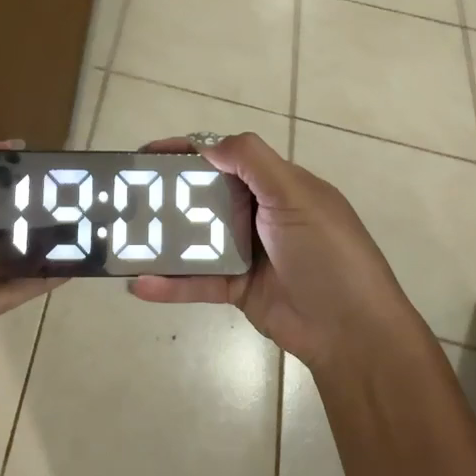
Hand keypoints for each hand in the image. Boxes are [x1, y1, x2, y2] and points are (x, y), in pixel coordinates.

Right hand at [128, 132, 419, 372]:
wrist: (353, 332)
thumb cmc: (328, 254)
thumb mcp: (296, 196)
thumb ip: (252, 161)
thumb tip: (206, 143)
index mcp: (279, 185)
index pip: (227, 157)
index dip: (188, 151)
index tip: (147, 153)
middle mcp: (260, 213)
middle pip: (204, 196)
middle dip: (166, 193)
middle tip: (125, 195)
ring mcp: (247, 253)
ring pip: (196, 239)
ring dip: (161, 240)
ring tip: (122, 239)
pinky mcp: (237, 289)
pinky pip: (197, 281)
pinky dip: (170, 283)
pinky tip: (140, 284)